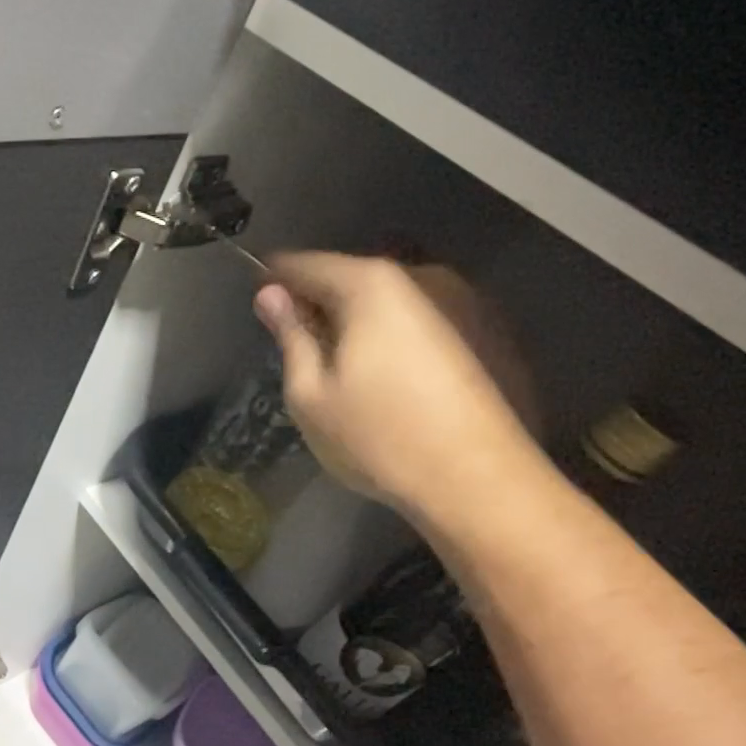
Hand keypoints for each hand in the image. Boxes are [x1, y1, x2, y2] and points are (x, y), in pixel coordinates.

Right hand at [253, 251, 542, 517]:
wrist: (479, 482)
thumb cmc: (379, 438)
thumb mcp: (311, 394)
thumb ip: (290, 336)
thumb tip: (270, 296)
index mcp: (370, 285)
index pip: (304, 263)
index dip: (274, 281)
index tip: (259, 308)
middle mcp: (421, 277)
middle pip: (350, 278)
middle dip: (319, 305)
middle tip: (298, 350)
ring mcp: (461, 302)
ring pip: (387, 303)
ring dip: (358, 324)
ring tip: (343, 373)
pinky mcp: (486, 332)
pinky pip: (419, 322)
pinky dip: (394, 339)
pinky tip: (389, 384)